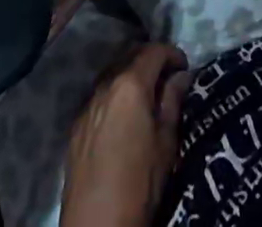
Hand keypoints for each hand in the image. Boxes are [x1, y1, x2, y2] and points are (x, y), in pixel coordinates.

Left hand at [59, 44, 191, 226]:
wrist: (97, 220)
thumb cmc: (140, 181)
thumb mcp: (167, 143)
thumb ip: (172, 102)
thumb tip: (181, 76)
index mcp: (130, 84)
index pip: (153, 51)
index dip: (172, 53)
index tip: (184, 67)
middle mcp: (105, 84)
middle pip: (130, 56)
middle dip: (151, 60)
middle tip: (168, 78)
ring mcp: (87, 102)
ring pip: (112, 74)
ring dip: (131, 76)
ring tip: (147, 96)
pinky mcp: (77, 122)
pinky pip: (99, 95)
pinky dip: (115, 94)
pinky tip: (124, 115)